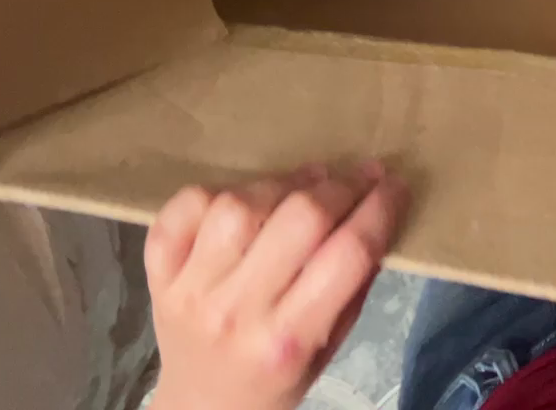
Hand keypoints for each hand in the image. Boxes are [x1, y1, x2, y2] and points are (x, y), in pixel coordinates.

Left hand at [145, 162, 406, 409]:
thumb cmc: (277, 377)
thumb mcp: (331, 344)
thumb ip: (355, 281)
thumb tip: (379, 206)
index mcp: (288, 341)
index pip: (348, 254)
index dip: (380, 207)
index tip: (396, 184)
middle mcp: (237, 313)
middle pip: (300, 219)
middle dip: (342, 186)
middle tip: (359, 177)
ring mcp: (191, 290)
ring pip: (242, 204)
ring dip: (284, 184)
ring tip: (302, 188)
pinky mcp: (159, 271)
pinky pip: (187, 206)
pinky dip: (218, 191)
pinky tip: (244, 200)